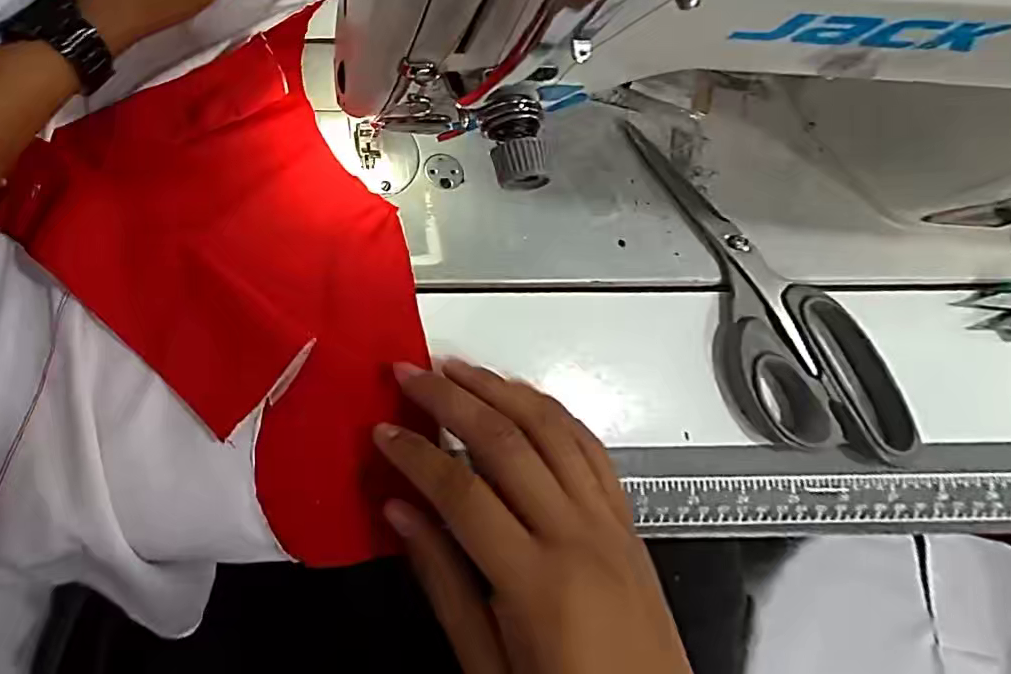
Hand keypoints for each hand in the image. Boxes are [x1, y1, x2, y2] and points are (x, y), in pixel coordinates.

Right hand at [375, 359, 691, 673]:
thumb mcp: (489, 669)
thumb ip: (443, 583)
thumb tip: (399, 513)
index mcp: (539, 585)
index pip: (461, 491)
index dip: (414, 454)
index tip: (383, 433)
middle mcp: (578, 539)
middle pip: (505, 439)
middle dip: (448, 397)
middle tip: (409, 373)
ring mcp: (609, 523)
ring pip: (550, 426)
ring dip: (498, 386)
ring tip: (458, 366)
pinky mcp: (628, 521)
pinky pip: (590, 445)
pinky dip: (551, 409)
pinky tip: (521, 395)